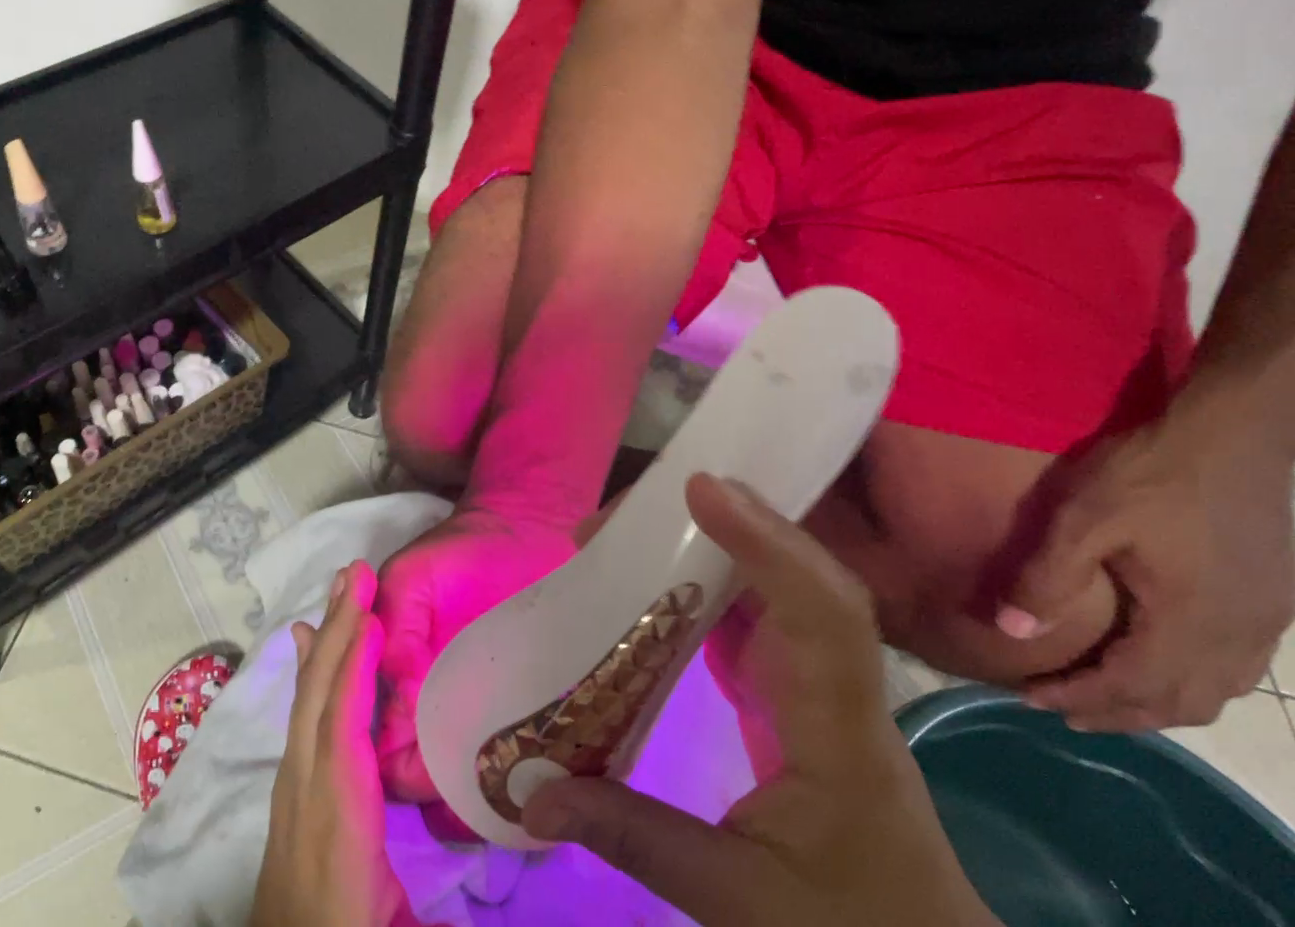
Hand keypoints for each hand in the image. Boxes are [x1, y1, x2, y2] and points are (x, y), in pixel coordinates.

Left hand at [252, 561, 421, 926]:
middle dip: (335, 630)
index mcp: (337, 819)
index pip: (341, 731)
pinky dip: (310, 671)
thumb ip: (443, 909)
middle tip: (353, 572)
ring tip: (337, 592)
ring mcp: (292, 785)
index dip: (353, 669)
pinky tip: (306, 647)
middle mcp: (306, 789)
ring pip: (306, 700)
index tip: (370, 615)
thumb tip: (504, 874)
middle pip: (317, 698)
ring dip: (323, 641)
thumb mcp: (401, 923)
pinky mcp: (292, 788)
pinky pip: (302, 715)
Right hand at [375, 508, 577, 812]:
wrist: (529, 528)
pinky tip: (552, 785)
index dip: (399, 772)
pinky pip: (538, 769)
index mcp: (402, 689)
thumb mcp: (413, 579)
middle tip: (480, 791)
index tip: (426, 776)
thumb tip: (399, 700)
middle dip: (448, 802)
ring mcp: (494, 720)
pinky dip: (542, 785)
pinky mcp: (542, 716)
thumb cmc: (460, 552)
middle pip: (432, 786)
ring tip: (517, 794)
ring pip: (483, 791)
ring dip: (492, 804)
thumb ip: (397, 630)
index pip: (386, 754)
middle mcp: (443, 714)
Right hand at [521, 475, 999, 926]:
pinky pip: (760, 631)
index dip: (767, 542)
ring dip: (714, 555)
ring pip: (781, 598)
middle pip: (802, 583)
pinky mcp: (801, 708)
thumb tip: (532, 793)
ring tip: (633, 535)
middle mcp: (840, 695)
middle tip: (630, 512)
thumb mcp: (737, 900)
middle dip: (725, 528)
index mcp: (841, 735)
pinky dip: (711, 599)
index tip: (700, 488)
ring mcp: (823, 696)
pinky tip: (660, 593)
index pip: (822, 614)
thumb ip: (633, 838)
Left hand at [1002, 403, 1294, 730]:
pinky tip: (1157, 666)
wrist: (1240, 432)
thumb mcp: (1083, 519)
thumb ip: (1048, 578)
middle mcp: (1240, 634)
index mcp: (1191, 621)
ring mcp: (1267, 620)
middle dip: (1114, 713)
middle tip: (1056, 708)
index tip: (1026, 698)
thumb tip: (1010, 631)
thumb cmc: (1152, 473)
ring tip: (1099, 697)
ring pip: (1215, 690)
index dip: (1078, 699)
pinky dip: (1190, 681)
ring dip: (1155, 703)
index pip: (1131, 686)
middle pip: (1179, 702)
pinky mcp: (1274, 600)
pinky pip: (1236, 667)